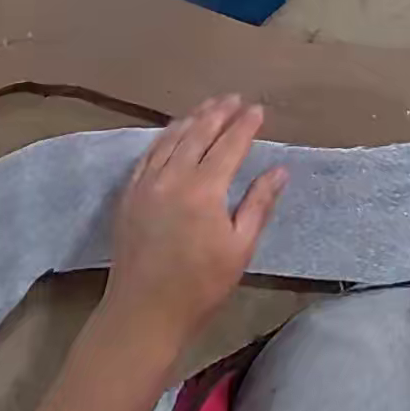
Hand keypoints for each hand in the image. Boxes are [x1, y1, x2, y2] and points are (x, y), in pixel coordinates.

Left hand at [101, 95, 287, 353]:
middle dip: (218, 112)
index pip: (229, 145)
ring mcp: (147, 183)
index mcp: (204, 190)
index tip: (258, 109)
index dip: (245, 125)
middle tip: (234, 98)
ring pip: (171, 138)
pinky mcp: (130, 193)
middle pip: (199, 133)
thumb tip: (279, 170)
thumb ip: (258, 203)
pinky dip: (165, 136)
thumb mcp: (240, 247)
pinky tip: (173, 131)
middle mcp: (173, 177)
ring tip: (208, 105)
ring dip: (192, 118)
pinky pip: (149, 154)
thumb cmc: (200, 285)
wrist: (143, 312)